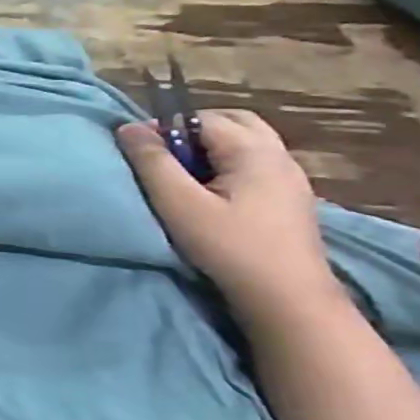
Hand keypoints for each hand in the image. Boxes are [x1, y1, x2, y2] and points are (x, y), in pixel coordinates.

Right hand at [116, 110, 344, 314]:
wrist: (289, 301)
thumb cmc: (229, 247)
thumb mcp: (178, 203)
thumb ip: (152, 161)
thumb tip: (129, 127)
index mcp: (254, 151)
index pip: (202, 118)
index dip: (166, 127)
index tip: (140, 151)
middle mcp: (279, 156)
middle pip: (233, 122)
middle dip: (193, 129)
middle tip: (166, 155)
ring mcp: (291, 179)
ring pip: (247, 142)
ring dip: (212, 148)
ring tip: (185, 175)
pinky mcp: (291, 200)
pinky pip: (256, 164)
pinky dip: (229, 165)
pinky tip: (212, 193)